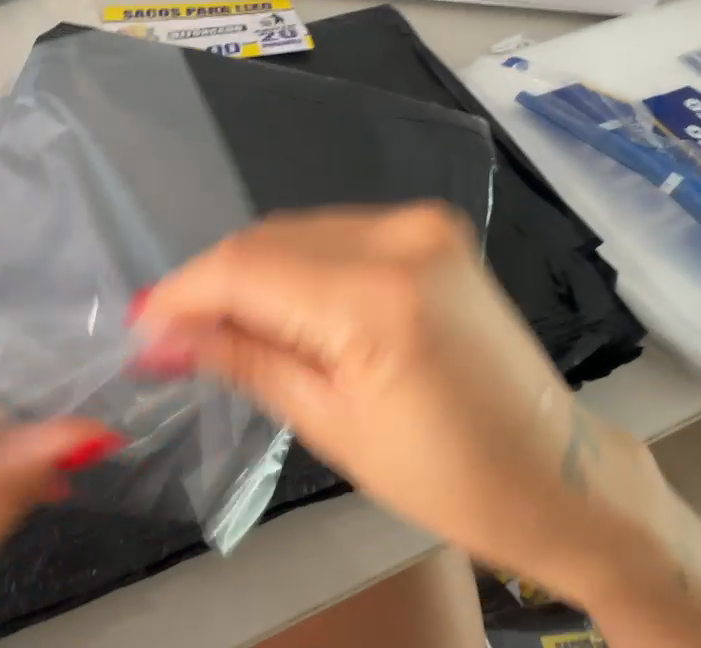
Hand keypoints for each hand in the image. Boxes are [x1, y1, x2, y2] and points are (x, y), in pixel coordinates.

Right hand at [132, 204, 672, 600]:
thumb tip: (160, 337)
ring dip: (249, 274)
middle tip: (177, 336)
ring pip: (292, 231)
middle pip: (264, 240)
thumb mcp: (330, 424)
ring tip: (228, 328)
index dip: (183, 293)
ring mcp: (418, 223)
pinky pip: (329, 232)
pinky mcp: (427, 224)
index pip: (245, 269)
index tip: (144, 327)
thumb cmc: (446, 477)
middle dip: (212, 286)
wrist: (555, 469)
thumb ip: (242, 358)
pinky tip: (282, 306)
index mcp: (377, 299)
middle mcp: (399, 237)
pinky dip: (291, 264)